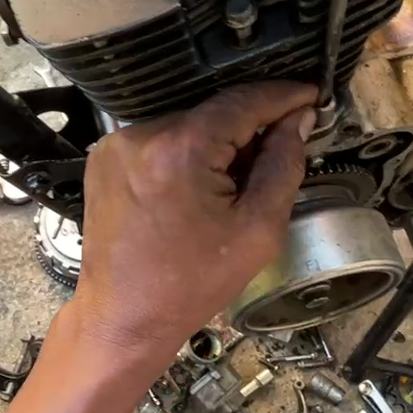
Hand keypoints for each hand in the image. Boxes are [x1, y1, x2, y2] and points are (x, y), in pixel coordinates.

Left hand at [67, 82, 315, 361]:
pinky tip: (190, 193)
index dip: (282, 95)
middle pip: (212, 113)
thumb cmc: (189, 285)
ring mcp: (115, 146)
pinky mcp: (104, 160)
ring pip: (185, 127)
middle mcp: (140, 136)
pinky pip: (157, 142)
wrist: (124, 316)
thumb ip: (282, 166)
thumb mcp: (257, 230)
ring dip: (212, 145)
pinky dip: (182, 156)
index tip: (308, 96)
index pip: (242, 101)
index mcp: (180, 150)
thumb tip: (295, 122)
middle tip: (270, 162)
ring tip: (224, 191)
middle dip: (246, 131)